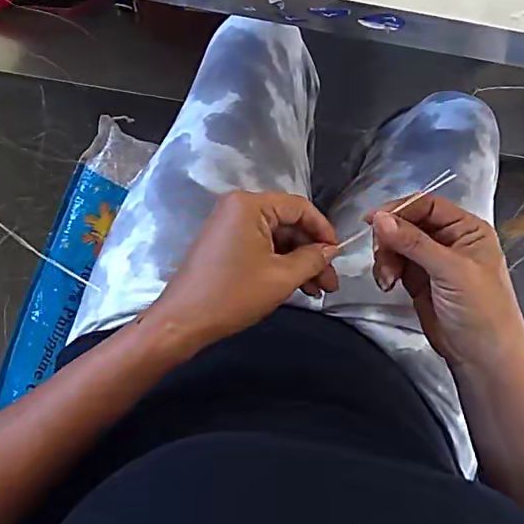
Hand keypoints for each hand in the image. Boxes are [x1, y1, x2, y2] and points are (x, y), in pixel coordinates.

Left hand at [139, 190, 339, 350]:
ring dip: (298, 261)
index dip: (323, 230)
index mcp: (248, 205)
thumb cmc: (233, 293)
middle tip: (330, 283)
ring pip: (275, 237)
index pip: (299, 206)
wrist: (184, 318)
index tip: (338, 256)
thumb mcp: (281, 277)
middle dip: (311, 252)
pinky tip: (296, 287)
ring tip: (317, 291)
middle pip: (287, 222)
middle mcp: (237, 207)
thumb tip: (330, 250)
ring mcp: (228, 224)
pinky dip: (279, 263)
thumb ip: (311, 259)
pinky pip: (259, 245)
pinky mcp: (223, 243)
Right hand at [369, 194, 523, 372]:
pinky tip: (387, 284)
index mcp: (467, 229)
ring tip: (386, 278)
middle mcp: (449, 239)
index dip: (398, 209)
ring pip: (394, 241)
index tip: (372, 221)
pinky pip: (392, 261)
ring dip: (384, 256)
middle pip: (405, 222)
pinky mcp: (417, 277)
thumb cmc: (481, 312)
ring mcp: (431, 259)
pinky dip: (384, 269)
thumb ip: (414, 242)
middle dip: (389, 238)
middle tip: (382, 257)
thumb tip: (378, 218)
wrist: (483, 360)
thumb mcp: (451, 272)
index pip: (426, 205)